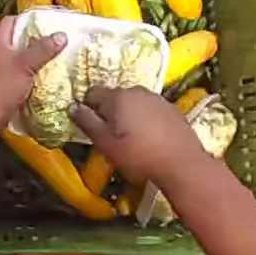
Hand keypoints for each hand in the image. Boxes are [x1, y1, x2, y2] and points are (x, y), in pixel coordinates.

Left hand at [0, 18, 64, 129]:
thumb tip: (61, 35)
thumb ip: (43, 49)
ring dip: (29, 58)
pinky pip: (14, 72)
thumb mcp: (26, 65)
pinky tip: (39, 76)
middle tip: (51, 41)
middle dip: (32, 40)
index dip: (26, 19)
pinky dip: (26, 72)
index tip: (44, 23)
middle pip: (13, 39)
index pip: (10, 21)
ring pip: (14, 57)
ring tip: (50, 57)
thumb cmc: (2, 86)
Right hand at [70, 86, 207, 186]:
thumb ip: (87, 122)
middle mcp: (136, 91)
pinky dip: (146, 118)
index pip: (93, 92)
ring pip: (134, 102)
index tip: (92, 126)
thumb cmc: (138, 155)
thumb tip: (73, 107)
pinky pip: (150, 109)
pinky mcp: (172, 108)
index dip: (88, 108)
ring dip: (129, 114)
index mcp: (117, 97)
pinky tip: (150, 137)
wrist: (183, 163)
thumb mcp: (106, 144)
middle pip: (114, 97)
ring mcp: (157, 98)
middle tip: (111, 136)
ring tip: (132, 138)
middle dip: (109, 111)